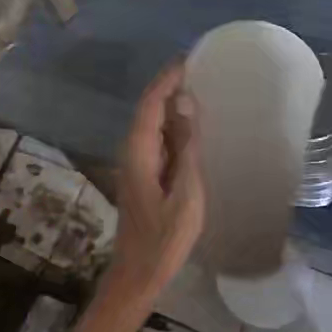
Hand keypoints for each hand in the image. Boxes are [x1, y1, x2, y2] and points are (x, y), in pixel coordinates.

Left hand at [105, 61, 205, 298]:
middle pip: (148, 110)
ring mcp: (135, 165)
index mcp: (139, 152)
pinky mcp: (142, 177)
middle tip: (199, 69)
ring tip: (200, 90)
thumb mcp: (186, 192)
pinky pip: (156, 142)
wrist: (139, 273)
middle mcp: (132, 152)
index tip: (190, 58)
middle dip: (170, 87)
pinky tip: (191, 129)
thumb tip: (184, 101)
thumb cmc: (165, 238)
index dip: (168, 78)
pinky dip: (173, 129)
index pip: (151, 103)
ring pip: (151, 125)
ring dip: (172, 107)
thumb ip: (186, 146)